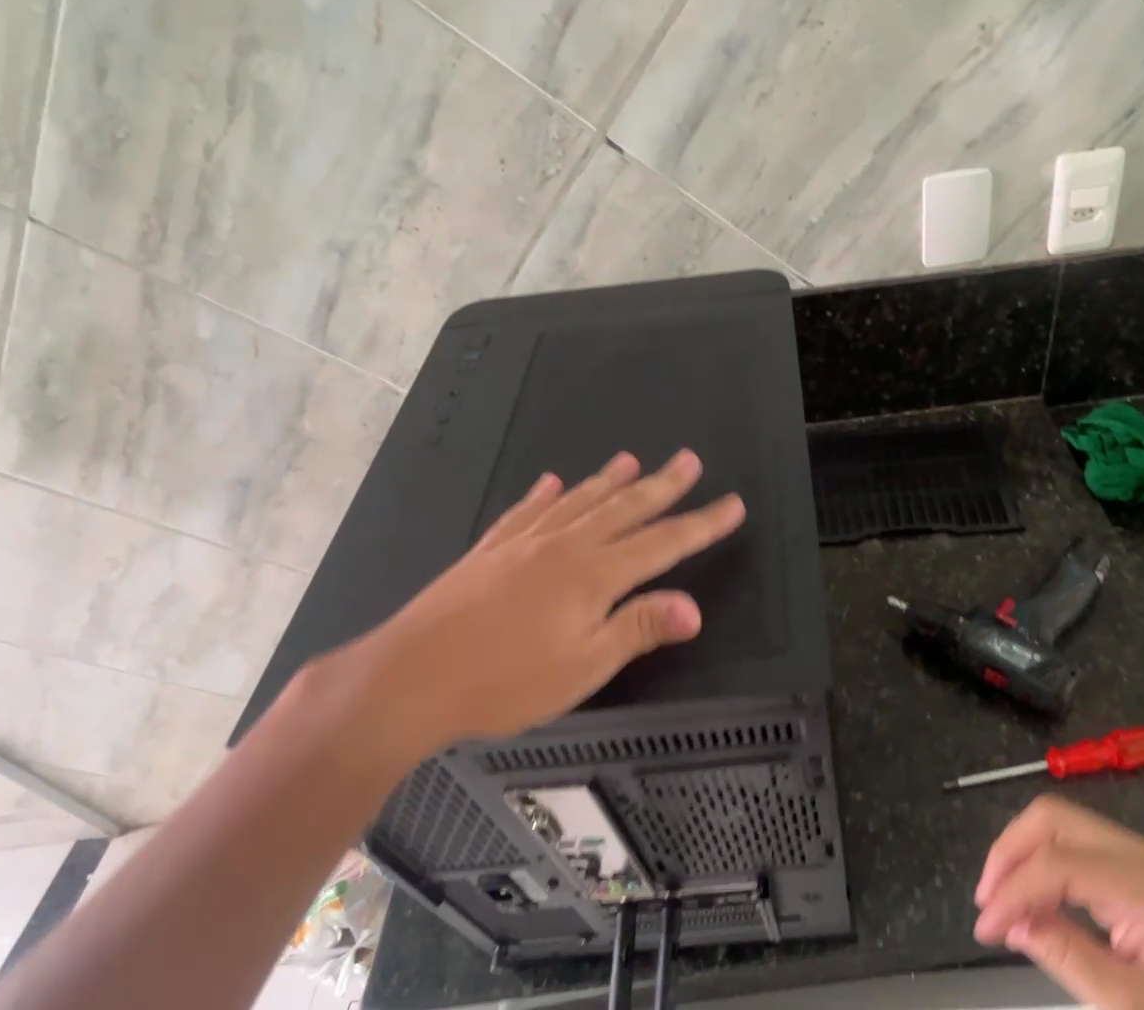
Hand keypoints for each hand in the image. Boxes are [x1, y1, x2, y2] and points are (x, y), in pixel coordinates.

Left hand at [325, 450, 744, 760]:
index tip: (732, 505)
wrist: (410, 677)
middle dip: (663, 486)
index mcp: (593, 574)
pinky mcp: (488, 551)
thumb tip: (693, 607)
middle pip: (624, 509)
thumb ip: (638, 629)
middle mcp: (563, 546)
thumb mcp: (583, 667)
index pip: (661, 543)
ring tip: (633, 460)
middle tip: (690, 460)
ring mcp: (522, 543)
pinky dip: (545, 496)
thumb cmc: (504, 682)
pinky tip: (553, 484)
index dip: (701, 525)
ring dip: (609, 481)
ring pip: (578, 502)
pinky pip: (525, 511)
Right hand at [974, 796, 1143, 1009]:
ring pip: (1057, 826)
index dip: (1011, 891)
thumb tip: (1011, 923)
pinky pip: (1071, 847)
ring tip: (1001, 905)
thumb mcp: (1128, 1003)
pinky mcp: (1131, 872)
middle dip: (1009, 853)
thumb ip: (1066, 956)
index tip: (985, 929)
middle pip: (1051, 819)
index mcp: (1141, 881)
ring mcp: (1135, 859)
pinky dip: (1040, 866)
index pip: (1054, 863)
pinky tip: (1029, 902)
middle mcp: (1136, 854)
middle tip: (987, 902)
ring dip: (1021, 856)